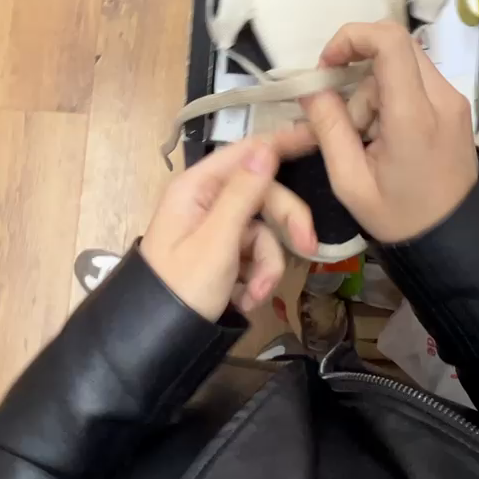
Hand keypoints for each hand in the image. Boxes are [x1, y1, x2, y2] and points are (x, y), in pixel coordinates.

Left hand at [139, 136, 319, 320]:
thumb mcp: (216, 242)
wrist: (160, 340)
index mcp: (197, 188)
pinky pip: (253, 254)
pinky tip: (245, 298)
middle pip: (263, 196)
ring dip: (266, 265)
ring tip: (254, 294)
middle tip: (309, 248)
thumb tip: (265, 148)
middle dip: (285, 226)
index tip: (318, 137)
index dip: (282, 143)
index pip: (246, 152)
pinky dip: (255, 277)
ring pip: (263, 231)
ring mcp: (213, 227)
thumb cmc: (181, 289)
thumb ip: (243, 194)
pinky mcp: (220, 252)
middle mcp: (205, 200)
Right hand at [298, 21, 478, 242]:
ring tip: (365, 138)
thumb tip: (312, 89)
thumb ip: (328, 129)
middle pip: (393, 48)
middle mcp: (441, 98)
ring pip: (401, 65)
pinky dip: (389, 97)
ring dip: (372, 91)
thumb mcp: (350, 182)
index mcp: (414, 116)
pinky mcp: (454, 106)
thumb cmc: (400, 216)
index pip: (389, 41)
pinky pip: (414, 81)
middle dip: (357, 71)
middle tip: (341, 114)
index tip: (327, 65)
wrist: (456, 238)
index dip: (351, 37)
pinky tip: (382, 135)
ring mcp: (453, 100)